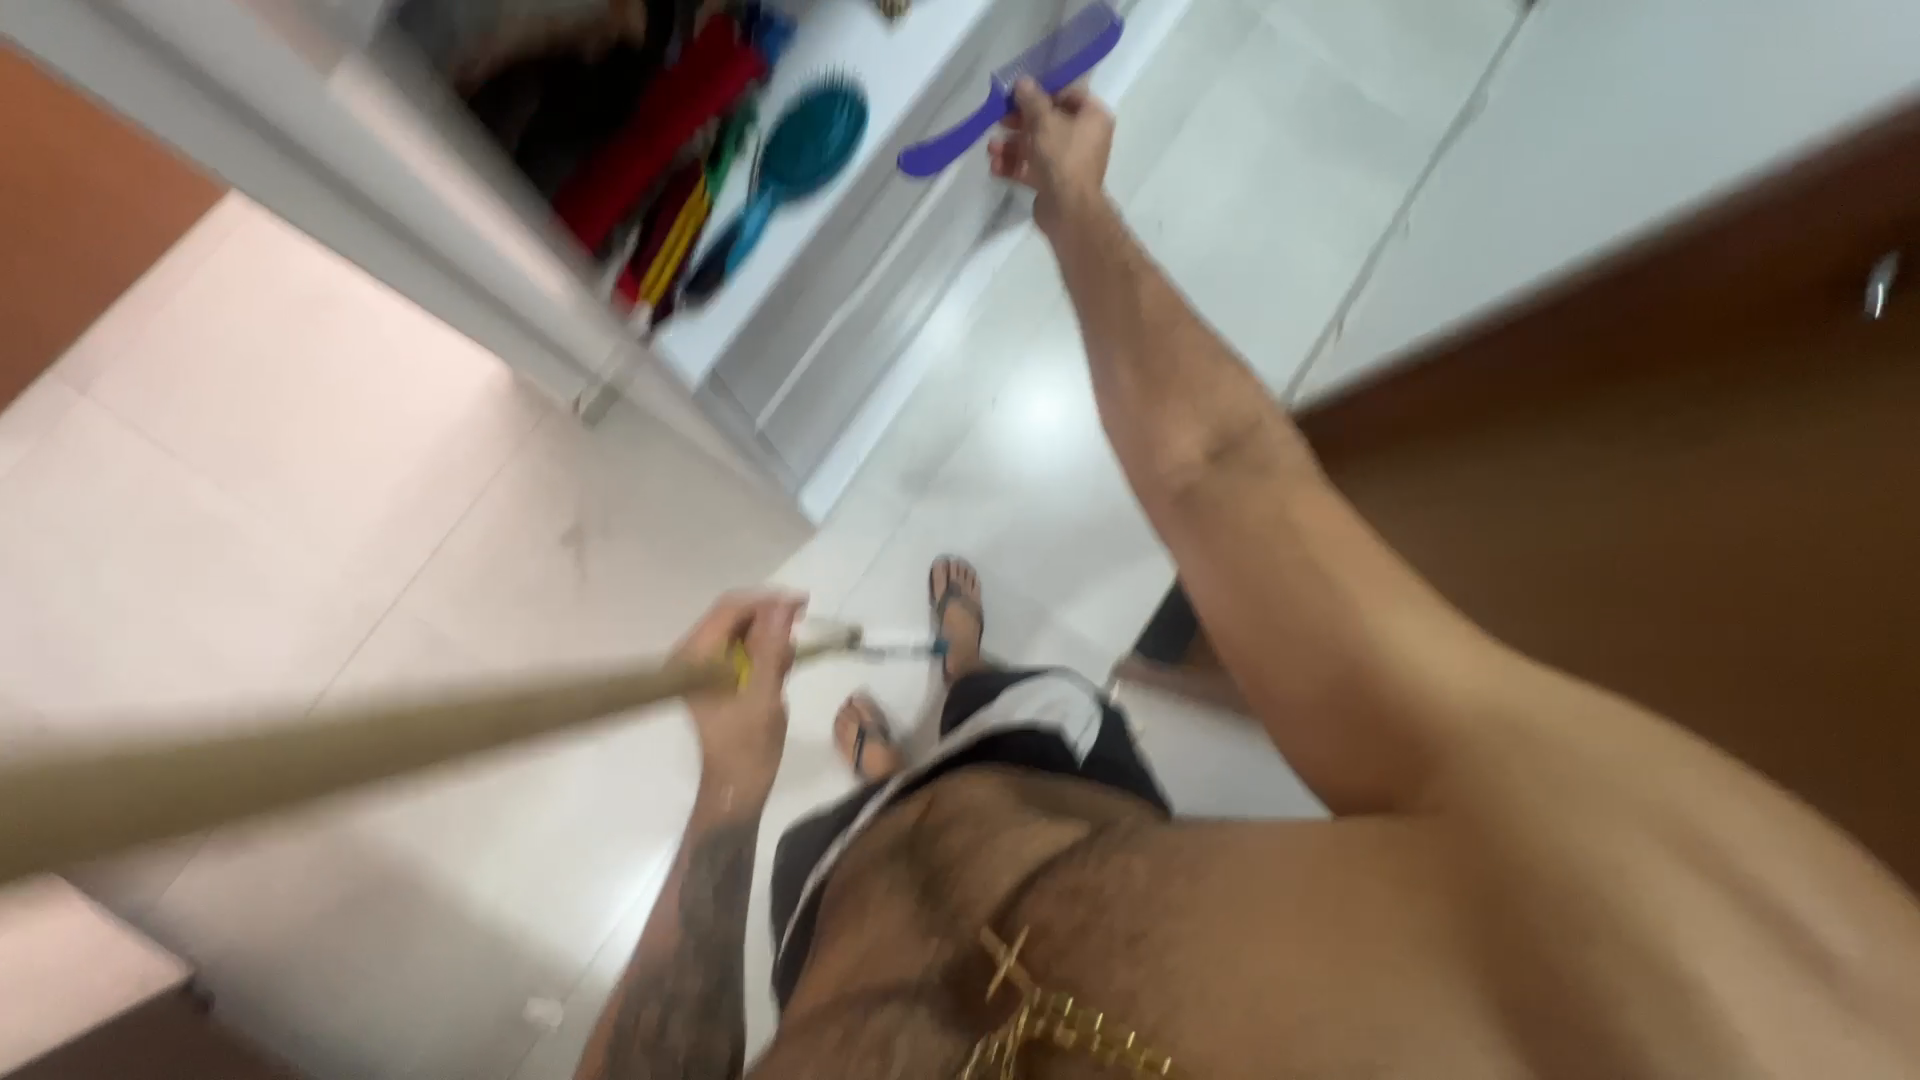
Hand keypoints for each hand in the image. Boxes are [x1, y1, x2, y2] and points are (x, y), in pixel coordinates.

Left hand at [674, 590, 807, 793]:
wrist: (736, 787)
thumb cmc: (748, 747)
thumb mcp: (765, 695)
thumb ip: (771, 648)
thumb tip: (782, 606)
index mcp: (694, 658)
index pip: (729, 609)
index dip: (766, 601)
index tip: (802, 604)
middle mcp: (690, 656)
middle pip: (732, 615)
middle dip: (769, 617)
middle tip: (803, 623)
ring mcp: (699, 666)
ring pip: (738, 630)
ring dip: (768, 635)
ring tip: (791, 657)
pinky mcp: (711, 676)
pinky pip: (739, 648)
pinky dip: (763, 650)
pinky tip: (781, 666)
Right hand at [989, 78, 1115, 236]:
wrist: (1068, 211)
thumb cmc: (1063, 157)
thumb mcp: (1045, 121)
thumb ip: (1031, 100)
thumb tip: (1022, 82)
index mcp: (1092, 117)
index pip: (1068, 94)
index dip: (1042, 92)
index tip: (1019, 92)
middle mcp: (1083, 138)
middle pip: (1047, 122)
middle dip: (1019, 122)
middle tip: (999, 119)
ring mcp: (1067, 162)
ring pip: (1036, 147)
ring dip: (1011, 146)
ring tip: (991, 148)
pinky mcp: (1053, 183)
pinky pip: (1032, 168)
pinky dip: (1014, 166)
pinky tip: (995, 166)